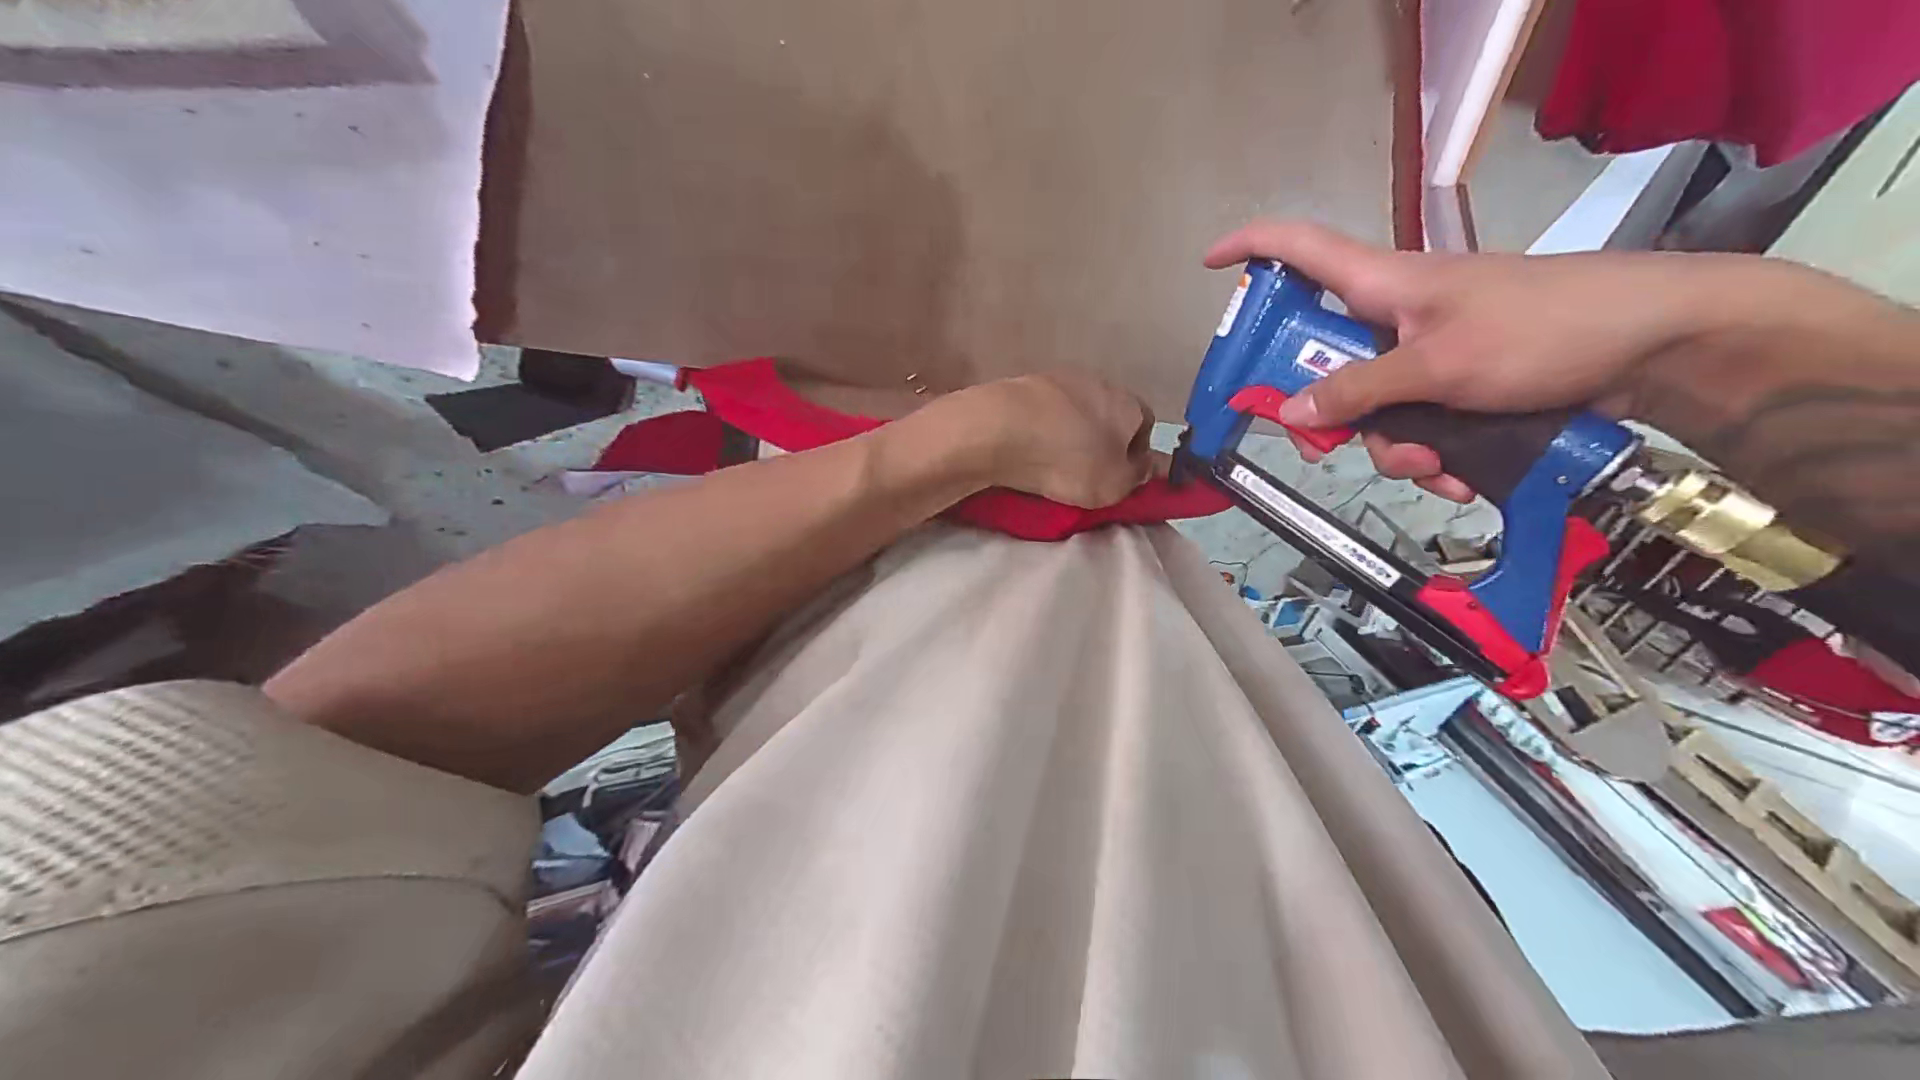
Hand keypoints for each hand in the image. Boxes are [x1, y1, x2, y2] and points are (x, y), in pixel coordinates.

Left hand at [933, 370, 1155, 507]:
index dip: (1136, 452)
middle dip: (1098, 442)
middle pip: (1106, 415)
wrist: (1000, 430)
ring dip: (1065, 435)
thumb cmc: (1069, 460)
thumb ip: (1138, 476)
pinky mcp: (1021, 385)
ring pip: (1071, 412)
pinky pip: (1039, 413)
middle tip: (1083, 473)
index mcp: (1128, 403)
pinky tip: (1024, 450)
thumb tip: (1149, 465)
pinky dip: (1036, 430)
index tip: (1118, 475)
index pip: (1145, 424)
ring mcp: (1056, 379)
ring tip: (1048, 464)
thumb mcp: (1114, 485)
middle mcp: (1097, 382)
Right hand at [1202, 220, 1760, 499]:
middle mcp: (1392, 316)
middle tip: (1322, 446)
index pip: (1299, 248)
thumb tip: (1288, 416)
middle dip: (1324, 413)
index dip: (1250, 249)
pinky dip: (1432, 454)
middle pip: (1320, 359)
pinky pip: (1415, 424)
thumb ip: (1357, 391)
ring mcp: (1424, 352)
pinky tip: (1461, 474)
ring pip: (1370, 406)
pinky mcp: (1456, 384)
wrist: (1660, 344)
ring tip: (1435, 468)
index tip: (1210, 267)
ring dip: (1392, 448)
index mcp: (1381, 285)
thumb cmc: (1542, 330)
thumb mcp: (1436, 366)